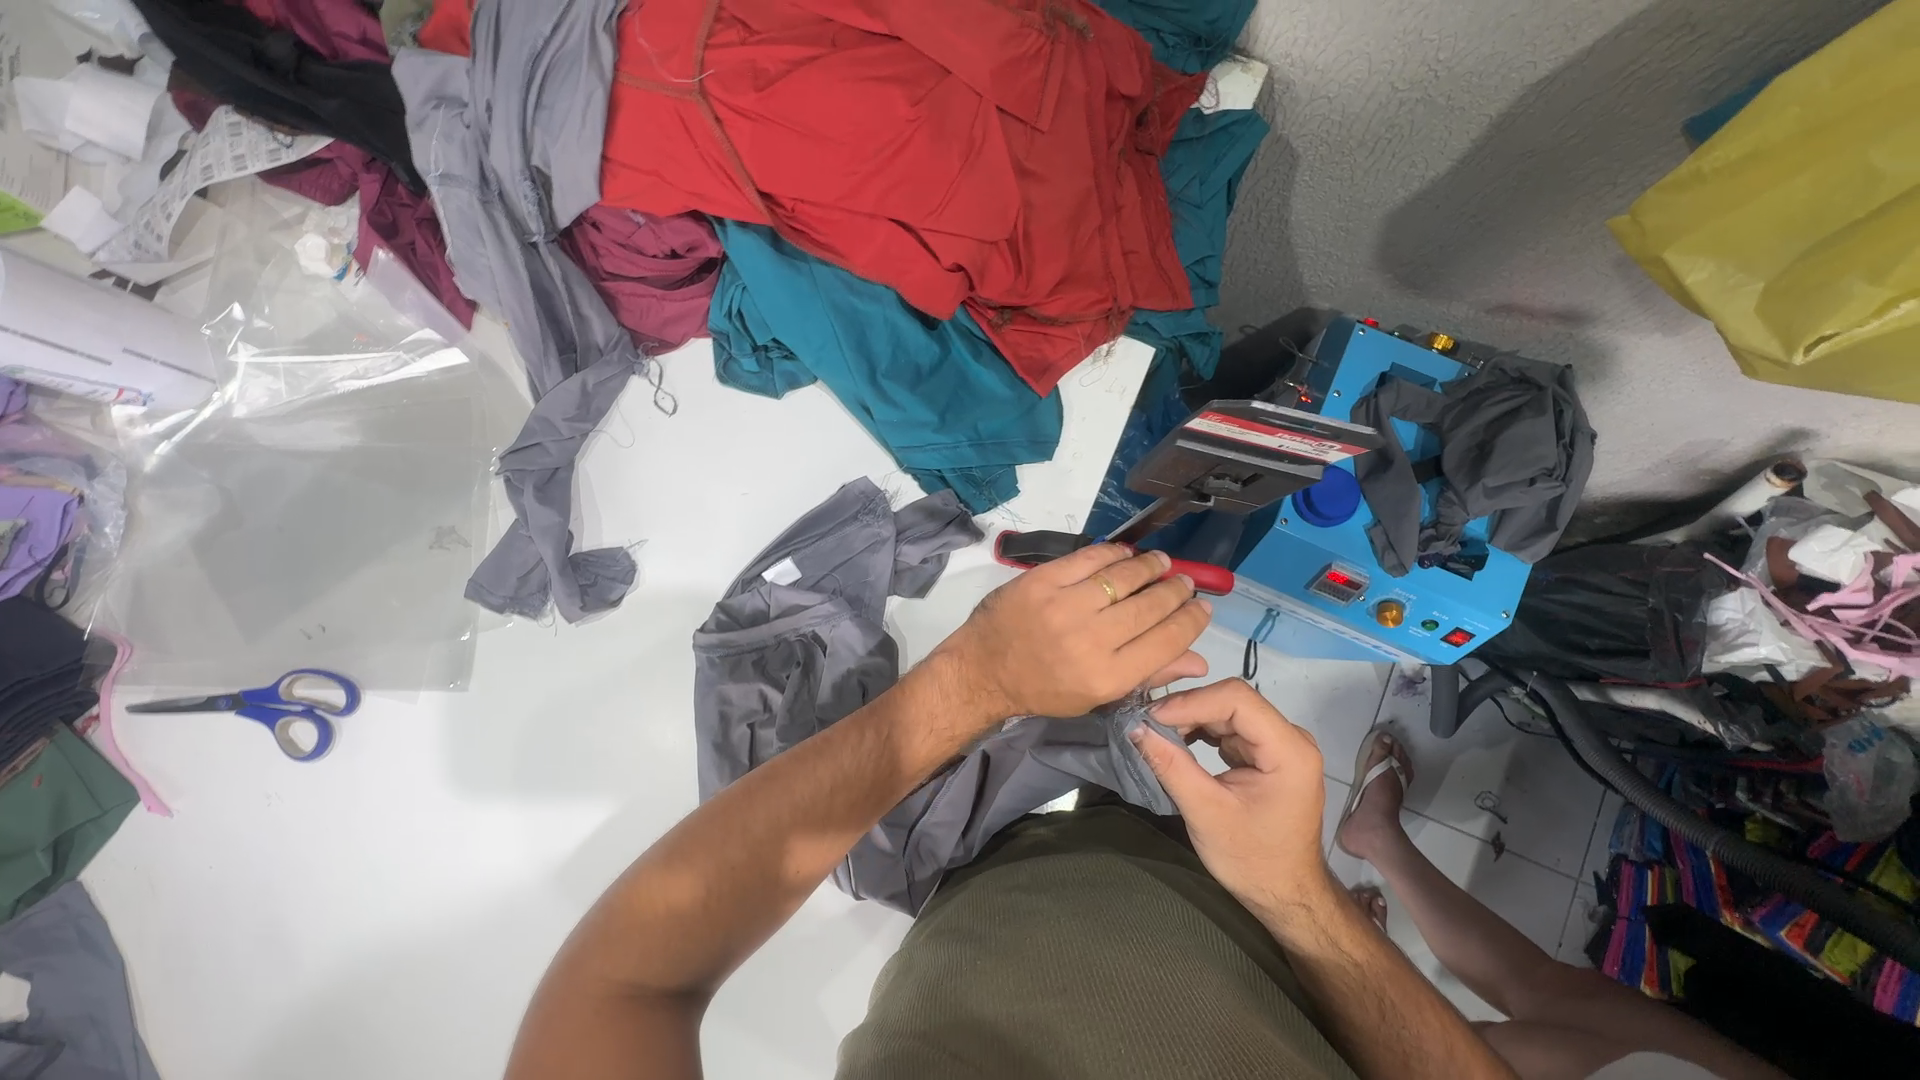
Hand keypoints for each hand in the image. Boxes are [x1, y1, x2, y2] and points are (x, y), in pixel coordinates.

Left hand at [930, 542, 1211, 721]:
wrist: (984, 670)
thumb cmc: (1044, 689)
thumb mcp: (1097, 697)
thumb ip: (1148, 676)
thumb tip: (1199, 662)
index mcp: (1108, 677)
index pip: (1167, 641)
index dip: (1191, 620)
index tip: (1201, 606)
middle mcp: (1091, 641)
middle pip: (1150, 606)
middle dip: (1175, 590)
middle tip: (1184, 581)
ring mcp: (1065, 607)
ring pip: (1124, 577)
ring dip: (1150, 566)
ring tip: (1161, 562)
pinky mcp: (1042, 582)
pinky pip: (1090, 558)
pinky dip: (1114, 553)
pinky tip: (1125, 554)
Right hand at [1129, 679, 1336, 923]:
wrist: (1285, 895)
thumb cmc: (1252, 859)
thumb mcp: (1206, 813)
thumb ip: (1171, 766)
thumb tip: (1134, 728)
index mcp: (1288, 750)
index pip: (1237, 699)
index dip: (1192, 701)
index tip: (1152, 717)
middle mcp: (1290, 738)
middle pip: (1233, 702)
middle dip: (1188, 710)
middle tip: (1146, 725)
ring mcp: (1279, 745)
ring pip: (1228, 712)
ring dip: (1190, 719)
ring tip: (1156, 734)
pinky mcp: (1266, 754)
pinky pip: (1229, 728)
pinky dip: (1200, 732)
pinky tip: (1176, 742)